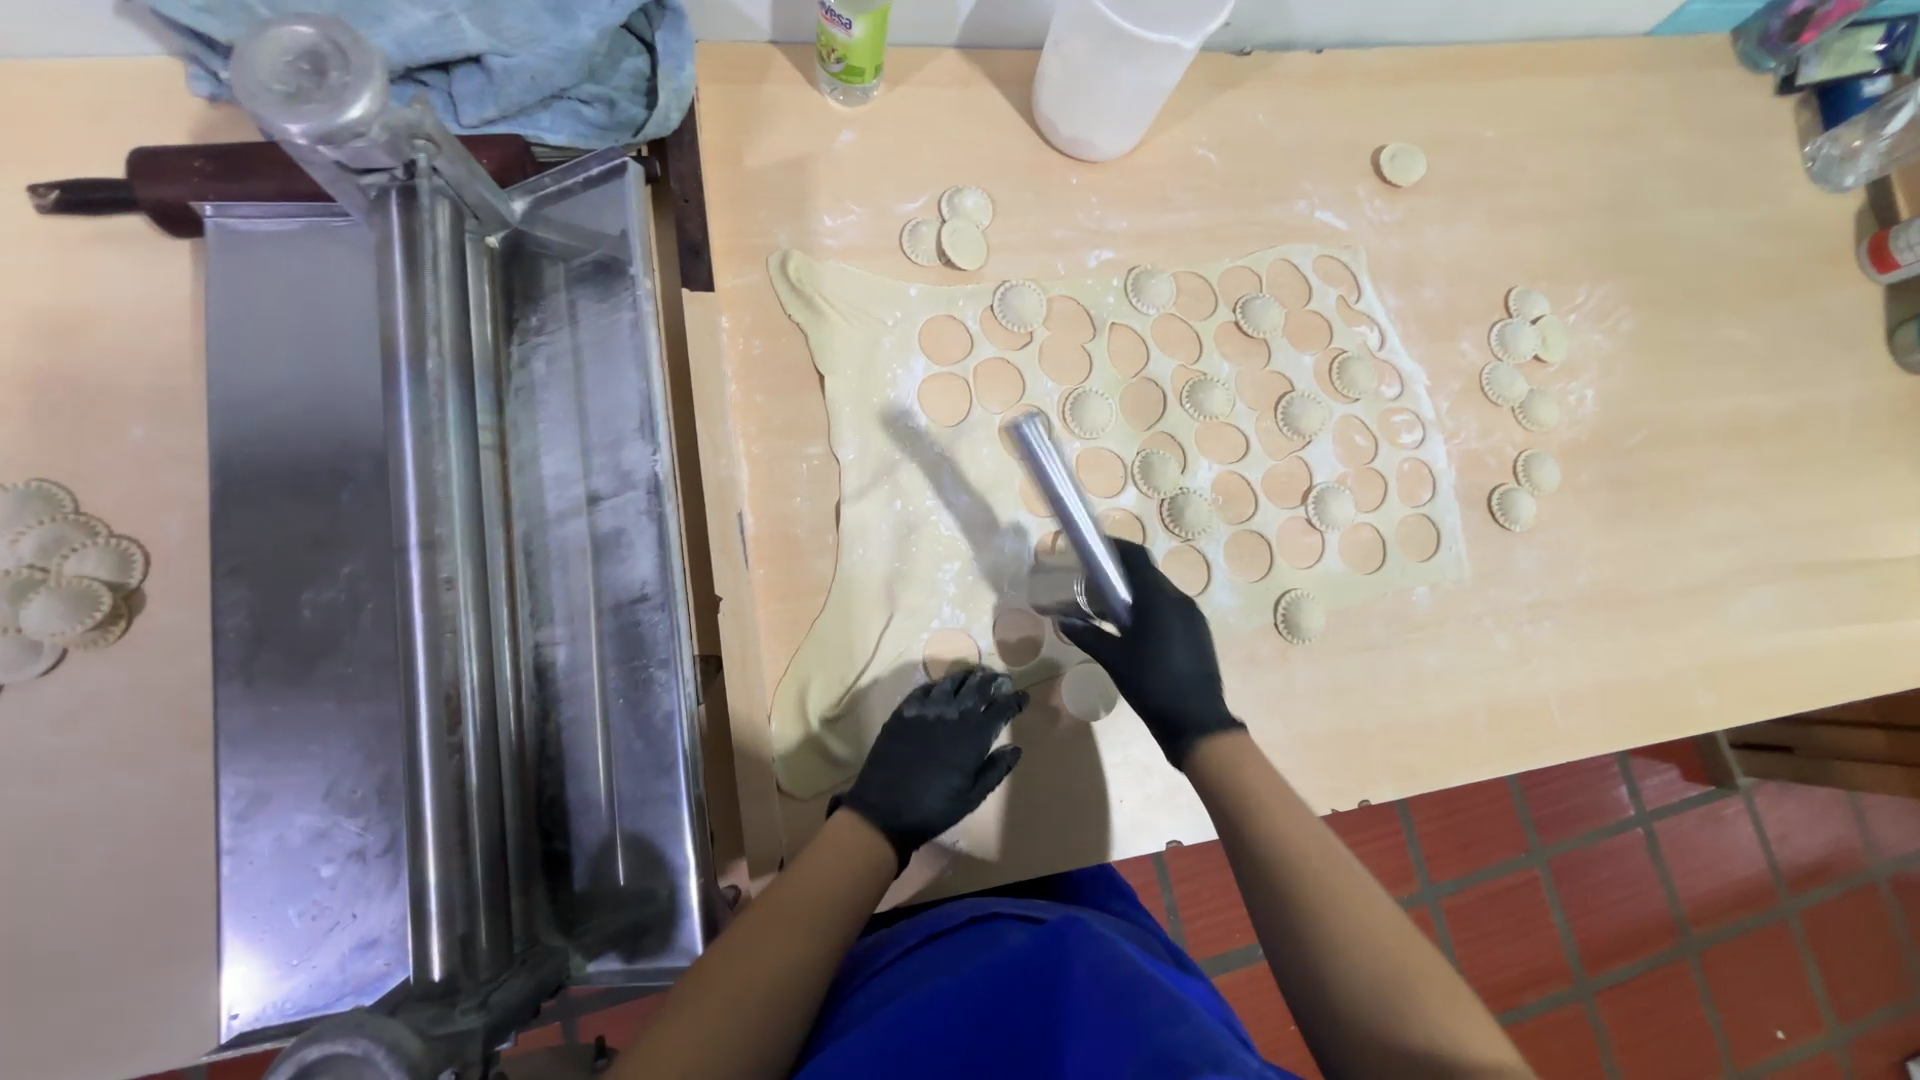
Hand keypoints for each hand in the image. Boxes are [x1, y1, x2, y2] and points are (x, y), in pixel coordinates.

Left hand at [834, 668, 1026, 872]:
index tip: (1022, 697)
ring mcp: (926, 709)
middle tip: (1000, 679)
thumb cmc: (934, 808)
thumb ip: (996, 769)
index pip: (1001, 707)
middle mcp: (953, 714)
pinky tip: (942, 687)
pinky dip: (939, 684)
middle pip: (978, 686)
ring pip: (952, 681)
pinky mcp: (904, 711)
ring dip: (967, 677)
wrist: (885, 810)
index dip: (1015, 700)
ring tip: (974, 677)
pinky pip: (925, 688)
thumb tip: (1016, 748)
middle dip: (993, 680)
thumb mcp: (973, 796)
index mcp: (974, 736)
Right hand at [1060, 539, 1243, 768]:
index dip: (1115, 547)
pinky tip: (1134, 634)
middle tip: (1093, 588)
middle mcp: (1179, 600)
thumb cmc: (1151, 684)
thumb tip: (1062, 619)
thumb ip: (1087, 635)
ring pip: (1159, 594)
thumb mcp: (1113, 660)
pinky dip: (1150, 612)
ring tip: (1110, 614)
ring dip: (1135, 596)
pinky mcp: (1198, 633)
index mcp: (1158, 599)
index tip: (1094, 550)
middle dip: (1120, 577)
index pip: (1136, 557)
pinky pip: (1171, 611)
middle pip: (1147, 575)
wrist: (1196, 722)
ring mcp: (1193, 617)